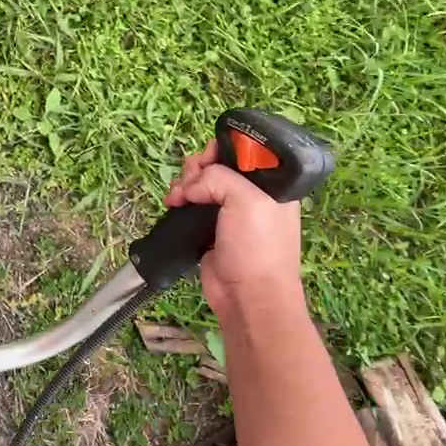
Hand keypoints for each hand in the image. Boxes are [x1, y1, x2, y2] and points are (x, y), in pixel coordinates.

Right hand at [165, 140, 304, 325]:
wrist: (248, 296)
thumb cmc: (256, 247)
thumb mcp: (246, 200)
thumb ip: (217, 177)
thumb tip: (190, 187)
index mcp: (272, 187)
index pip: (245, 153)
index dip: (223, 150)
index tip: (207, 159)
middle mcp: (252, 196)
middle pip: (217, 165)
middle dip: (197, 168)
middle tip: (191, 182)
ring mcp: (229, 212)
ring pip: (200, 181)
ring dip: (184, 183)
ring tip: (177, 197)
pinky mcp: (209, 226)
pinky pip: (191, 200)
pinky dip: (179, 197)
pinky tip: (173, 202)